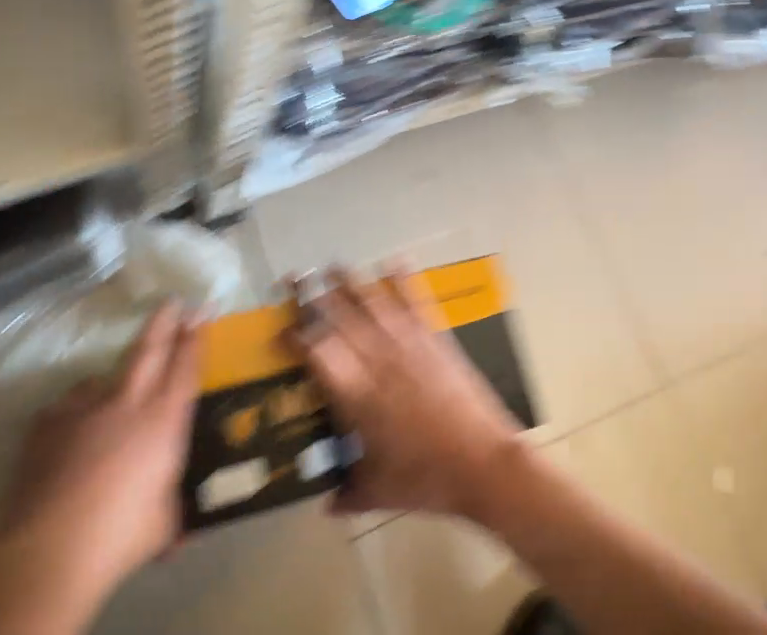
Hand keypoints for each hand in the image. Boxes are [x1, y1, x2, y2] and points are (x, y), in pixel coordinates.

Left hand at [0, 302, 200, 602]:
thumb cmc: (119, 538)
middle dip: (163, 322)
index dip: (195, 338)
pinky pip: (68, 409)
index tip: (200, 313)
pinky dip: (76, 419)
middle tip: (172, 302)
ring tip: (108, 410)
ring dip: (110, 387)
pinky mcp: (46, 421)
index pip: (185, 368)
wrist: (48, 549)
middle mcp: (125, 402)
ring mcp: (81, 407)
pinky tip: (71, 443)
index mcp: (163, 422)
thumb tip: (180, 531)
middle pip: (148, 349)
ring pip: (101, 381)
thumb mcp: (162, 526)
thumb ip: (171, 509)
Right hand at [286, 265, 523, 521]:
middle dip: (313, 294)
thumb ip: (348, 494)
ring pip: (373, 302)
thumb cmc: (427, 480)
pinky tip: (395, 262)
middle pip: (338, 316)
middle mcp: (376, 360)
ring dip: (351, 281)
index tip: (281, 331)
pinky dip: (405, 280)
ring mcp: (408, 346)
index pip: (315, 351)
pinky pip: (417, 303)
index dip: (294, 336)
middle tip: (295, 278)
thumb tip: (326, 506)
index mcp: (355, 393)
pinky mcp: (437, 341)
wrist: (486, 466)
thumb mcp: (380, 492)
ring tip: (334, 267)